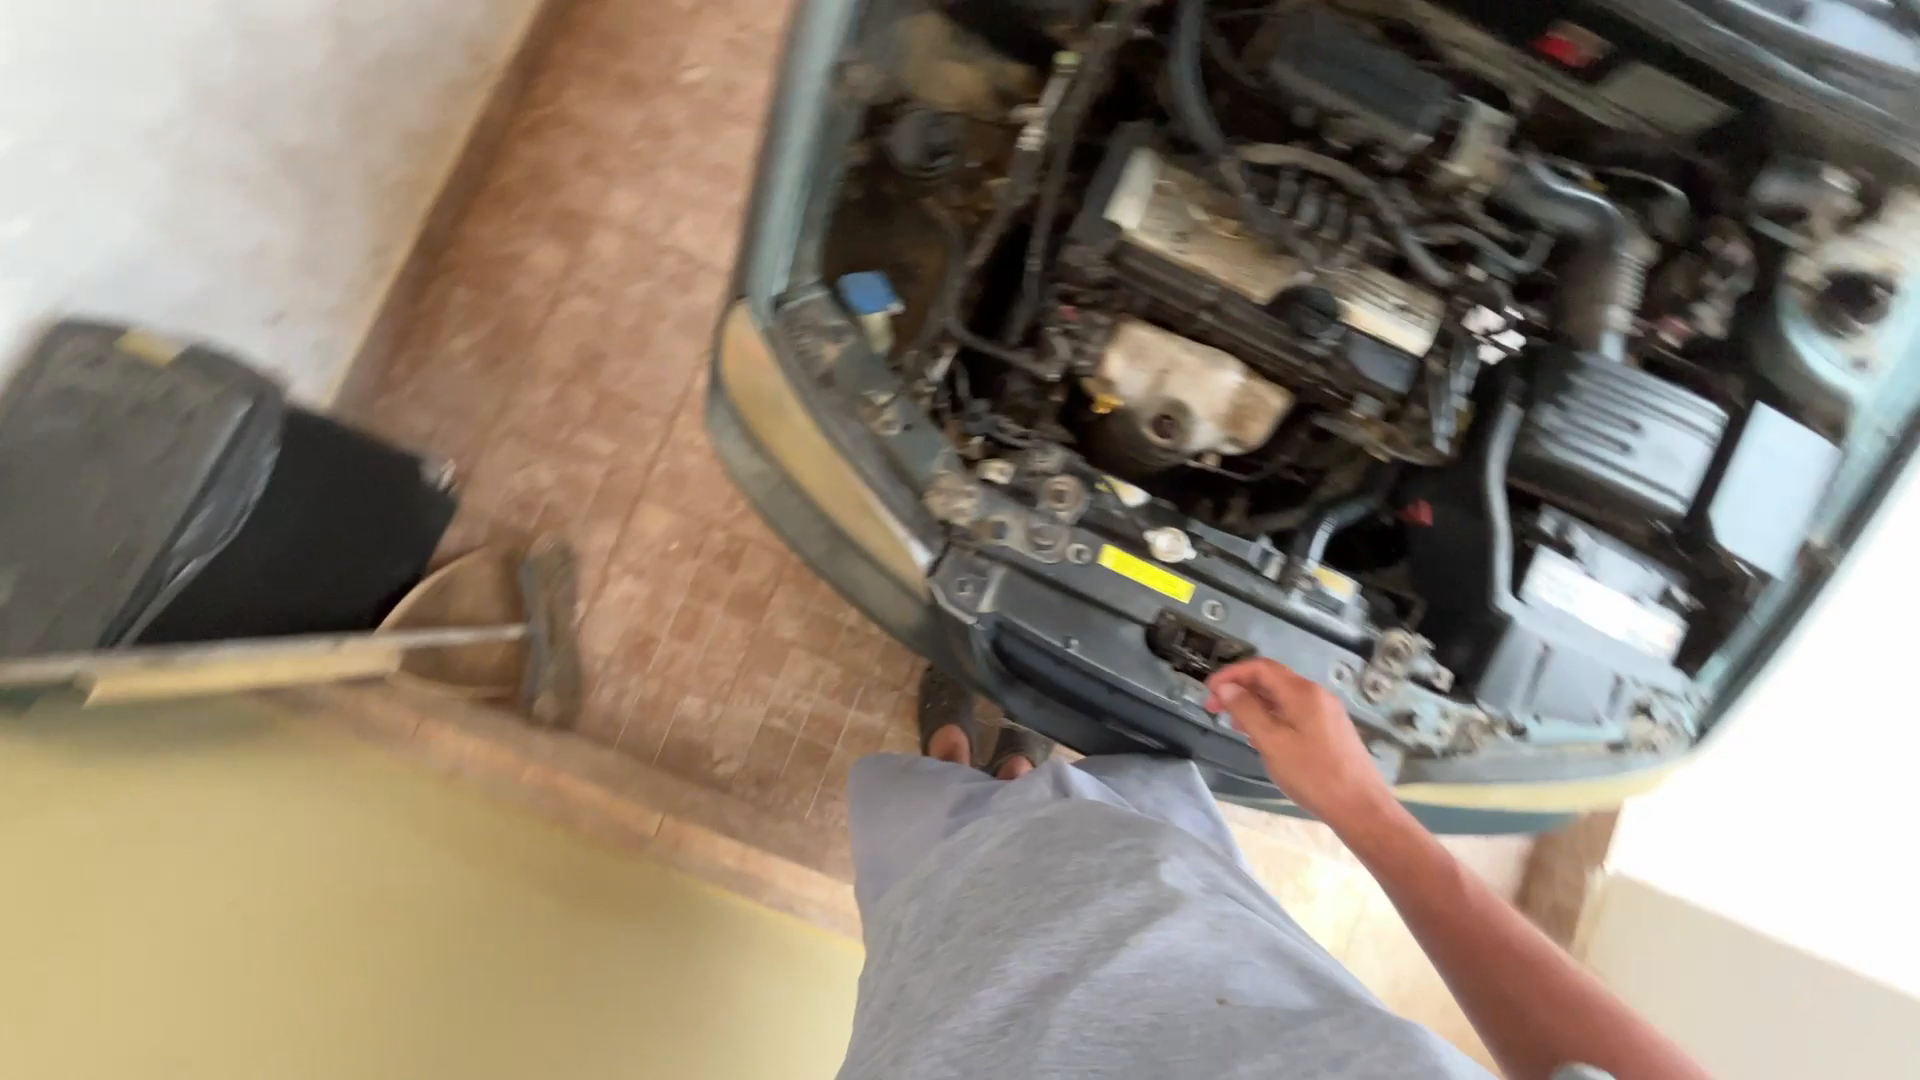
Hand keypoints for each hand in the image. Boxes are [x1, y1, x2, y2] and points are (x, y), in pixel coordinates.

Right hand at [1204, 658, 1393, 824]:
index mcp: (1302, 692)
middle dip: (1240, 689)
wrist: (1362, 808)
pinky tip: (1262, 736)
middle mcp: (1316, 694)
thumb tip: (1226, 687)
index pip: (1260, 668)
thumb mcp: (1272, 742)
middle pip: (1271, 679)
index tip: (1209, 691)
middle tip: (1215, 708)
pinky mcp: (1330, 728)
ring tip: (1234, 724)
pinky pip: (1294, 711)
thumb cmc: (1313, 775)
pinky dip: (1271, 715)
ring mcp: (1326, 711)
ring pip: (1282, 696)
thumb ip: (1246, 710)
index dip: (1231, 674)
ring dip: (1254, 703)